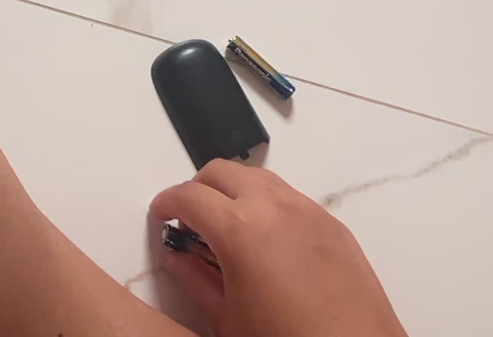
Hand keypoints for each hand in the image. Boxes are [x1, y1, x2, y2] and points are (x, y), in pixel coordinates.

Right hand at [152, 160, 408, 336]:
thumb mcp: (228, 322)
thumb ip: (195, 280)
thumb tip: (177, 256)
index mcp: (239, 229)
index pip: (189, 196)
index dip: (167, 202)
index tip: (160, 215)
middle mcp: (272, 205)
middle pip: (220, 171)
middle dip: (198, 188)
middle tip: (191, 219)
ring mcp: (306, 209)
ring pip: (255, 176)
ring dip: (233, 190)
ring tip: (229, 226)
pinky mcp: (332, 223)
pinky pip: (289, 195)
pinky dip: (267, 203)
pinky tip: (268, 240)